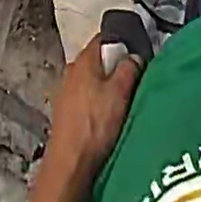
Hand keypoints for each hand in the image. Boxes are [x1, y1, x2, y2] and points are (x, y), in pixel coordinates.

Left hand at [41, 34, 142, 178]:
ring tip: (121, 102)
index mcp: (83, 59)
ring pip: (91, 80)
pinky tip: (104, 118)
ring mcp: (65, 90)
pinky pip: (84, 97)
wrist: (69, 163)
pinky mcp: (64, 111)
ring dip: (105, 87)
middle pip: (98, 60)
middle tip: (132, 81)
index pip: (103, 38)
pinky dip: (95, 102)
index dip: (121, 43)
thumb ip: (128, 69)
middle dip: (114, 67)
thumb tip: (134, 55)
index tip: (135, 54)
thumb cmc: (95, 124)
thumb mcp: (119, 93)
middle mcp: (71, 70)